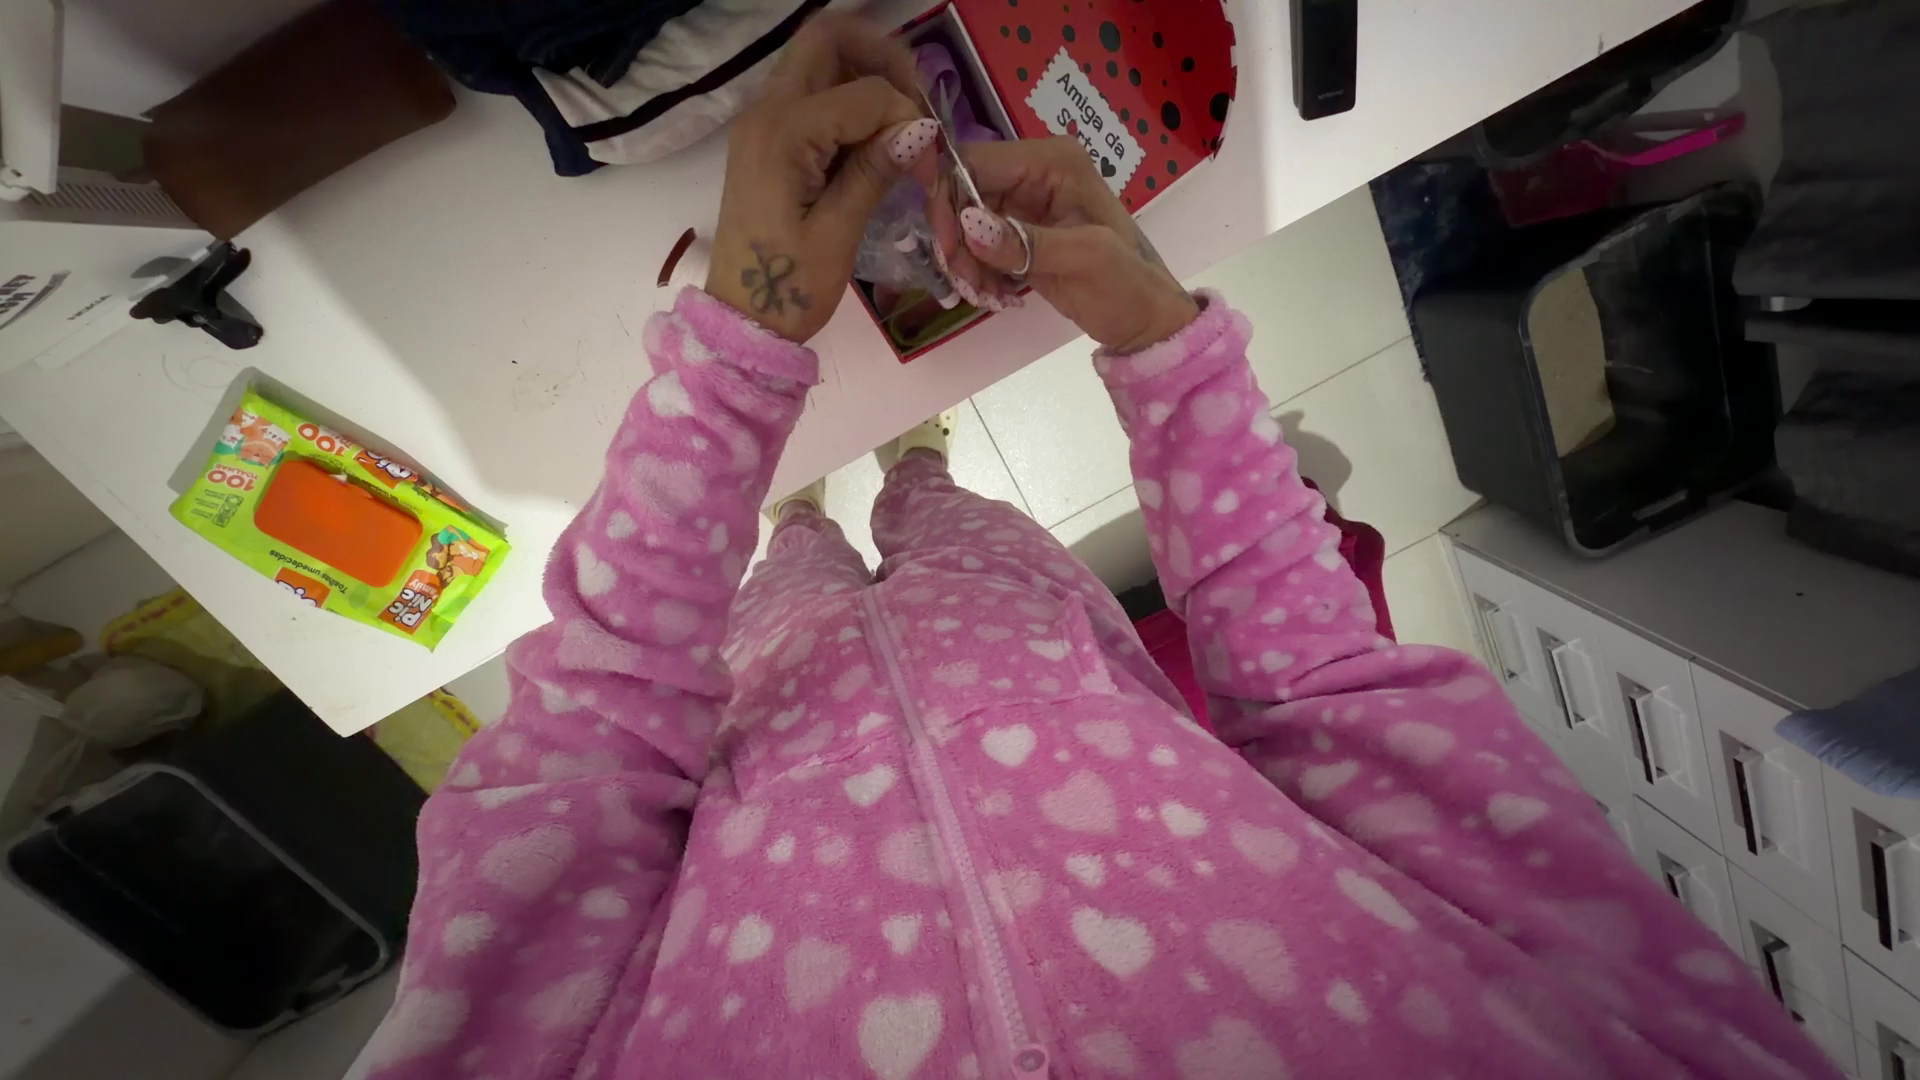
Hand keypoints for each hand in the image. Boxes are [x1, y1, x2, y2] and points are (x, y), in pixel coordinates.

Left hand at [705, 16, 940, 342]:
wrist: (743, 320)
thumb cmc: (791, 287)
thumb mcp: (838, 234)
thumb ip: (873, 172)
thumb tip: (919, 128)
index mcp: (783, 134)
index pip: (861, 91)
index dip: (905, 115)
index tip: (928, 159)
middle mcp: (766, 112)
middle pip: (826, 41)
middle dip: (880, 59)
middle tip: (916, 106)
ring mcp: (762, 125)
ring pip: (818, 64)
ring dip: (864, 80)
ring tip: (899, 129)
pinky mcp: (767, 144)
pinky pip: (810, 99)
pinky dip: (846, 106)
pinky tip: (872, 146)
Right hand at [928, 137, 1199, 353]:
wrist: (1143, 321)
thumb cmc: (1126, 286)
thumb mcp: (1084, 261)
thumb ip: (1026, 243)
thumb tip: (969, 227)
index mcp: (1052, 162)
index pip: (975, 162)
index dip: (949, 201)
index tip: (949, 251)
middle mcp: (1033, 175)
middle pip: (962, 193)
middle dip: (956, 241)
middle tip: (969, 285)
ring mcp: (1024, 207)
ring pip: (964, 226)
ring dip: (966, 264)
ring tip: (989, 297)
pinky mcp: (1018, 238)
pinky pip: (977, 248)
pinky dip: (977, 274)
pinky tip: (998, 296)